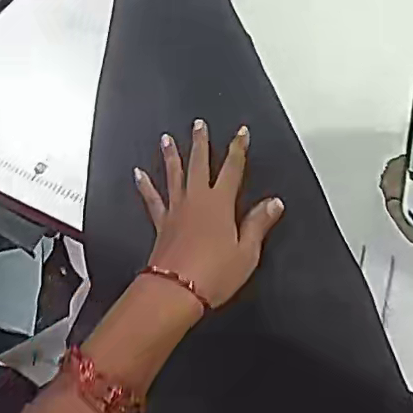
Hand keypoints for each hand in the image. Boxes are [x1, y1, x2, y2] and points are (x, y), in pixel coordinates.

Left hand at [134, 120, 284, 308]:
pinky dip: (145, 185)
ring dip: (171, 155)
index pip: (233, 169)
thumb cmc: (214, 273)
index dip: (238, 149)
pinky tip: (139, 174)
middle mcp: (197, 199)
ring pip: (174, 174)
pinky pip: (152, 198)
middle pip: (200, 163)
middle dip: (201, 142)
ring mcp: (176, 209)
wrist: (176, 289)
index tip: (241, 133)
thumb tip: (273, 203)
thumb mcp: (247, 252)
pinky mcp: (161, 222)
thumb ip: (258, 224)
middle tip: (199, 124)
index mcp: (221, 203)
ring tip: (166, 138)